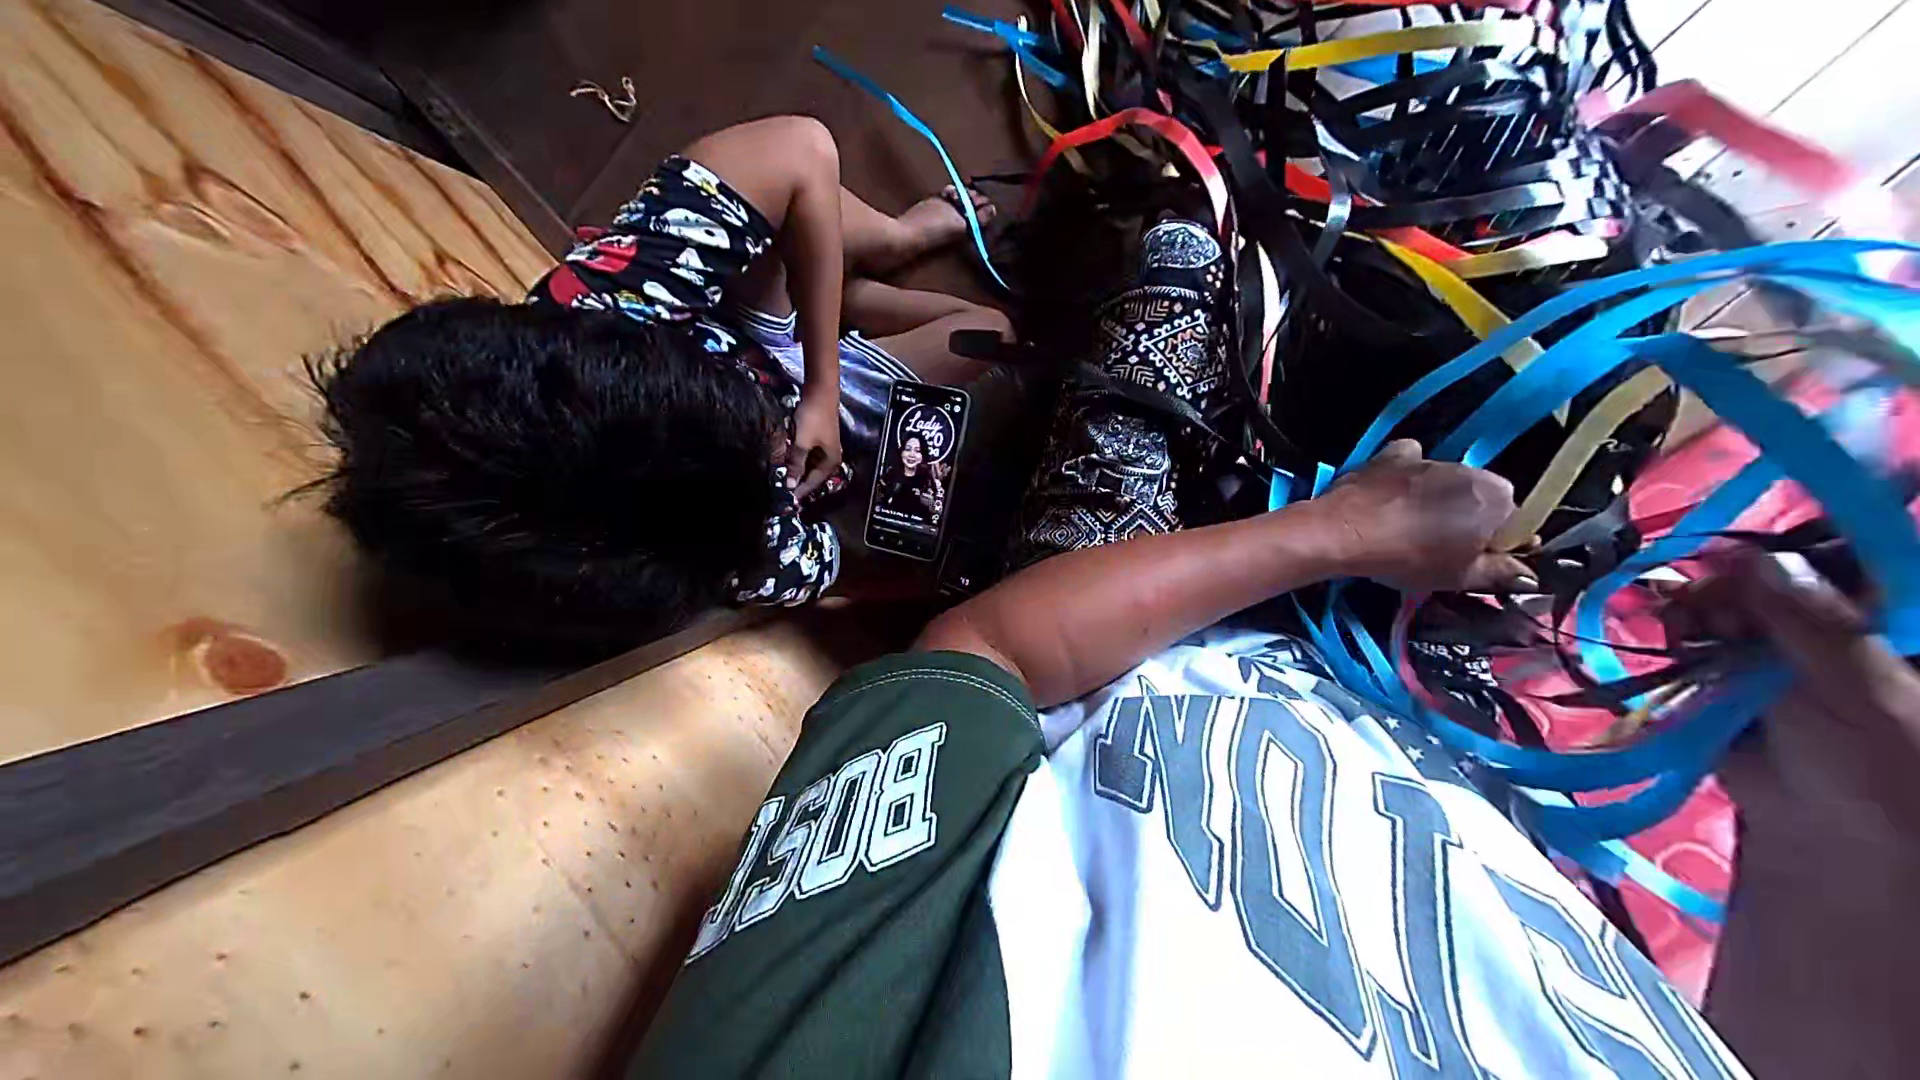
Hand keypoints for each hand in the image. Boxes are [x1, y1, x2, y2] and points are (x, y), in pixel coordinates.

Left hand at [786, 391, 842, 499]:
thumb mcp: (802, 443)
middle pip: (812, 475)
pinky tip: (787, 460)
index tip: (786, 500)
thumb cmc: (813, 418)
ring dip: (797, 470)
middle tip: (781, 489)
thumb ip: (796, 464)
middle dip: (798, 481)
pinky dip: (798, 459)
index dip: (799, 491)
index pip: (813, 482)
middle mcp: (830, 457)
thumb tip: (790, 484)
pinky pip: (808, 455)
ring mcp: (825, 448)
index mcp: (831, 462)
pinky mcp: (819, 439)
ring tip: (782, 476)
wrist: (820, 391)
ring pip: (809, 465)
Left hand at [1312, 439, 1533, 592]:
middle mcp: (1469, 469)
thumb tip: (1529, 575)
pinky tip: (1389, 493)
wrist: (1342, 533)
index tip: (1470, 559)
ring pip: (1443, 481)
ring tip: (1404, 525)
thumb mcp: (1458, 577)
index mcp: (1497, 498)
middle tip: (1434, 547)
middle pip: (1477, 498)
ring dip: (1433, 498)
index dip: (1494, 544)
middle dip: (1464, 519)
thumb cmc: (1406, 558)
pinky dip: (1404, 474)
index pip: (1513, 523)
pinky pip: (1408, 461)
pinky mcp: (1391, 455)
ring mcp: (1428, 459)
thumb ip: (1500, 573)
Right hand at [1678, 553, 1919, 851]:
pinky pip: (1697, 641)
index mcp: (1884, 626)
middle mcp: (1831, 630)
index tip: (1737, 563)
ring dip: (1698, 614)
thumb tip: (1753, 557)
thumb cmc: (1885, 768)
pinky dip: (1680, 638)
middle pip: (1768, 583)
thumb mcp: (1865, 691)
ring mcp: (1778, 653)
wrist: (1840, 840)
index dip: (1784, 557)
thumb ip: (1813, 624)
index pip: (1835, 564)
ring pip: (1725, 608)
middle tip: (1709, 610)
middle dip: (1729, 588)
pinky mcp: (1729, 676)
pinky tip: (1676, 643)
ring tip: (1689, 632)